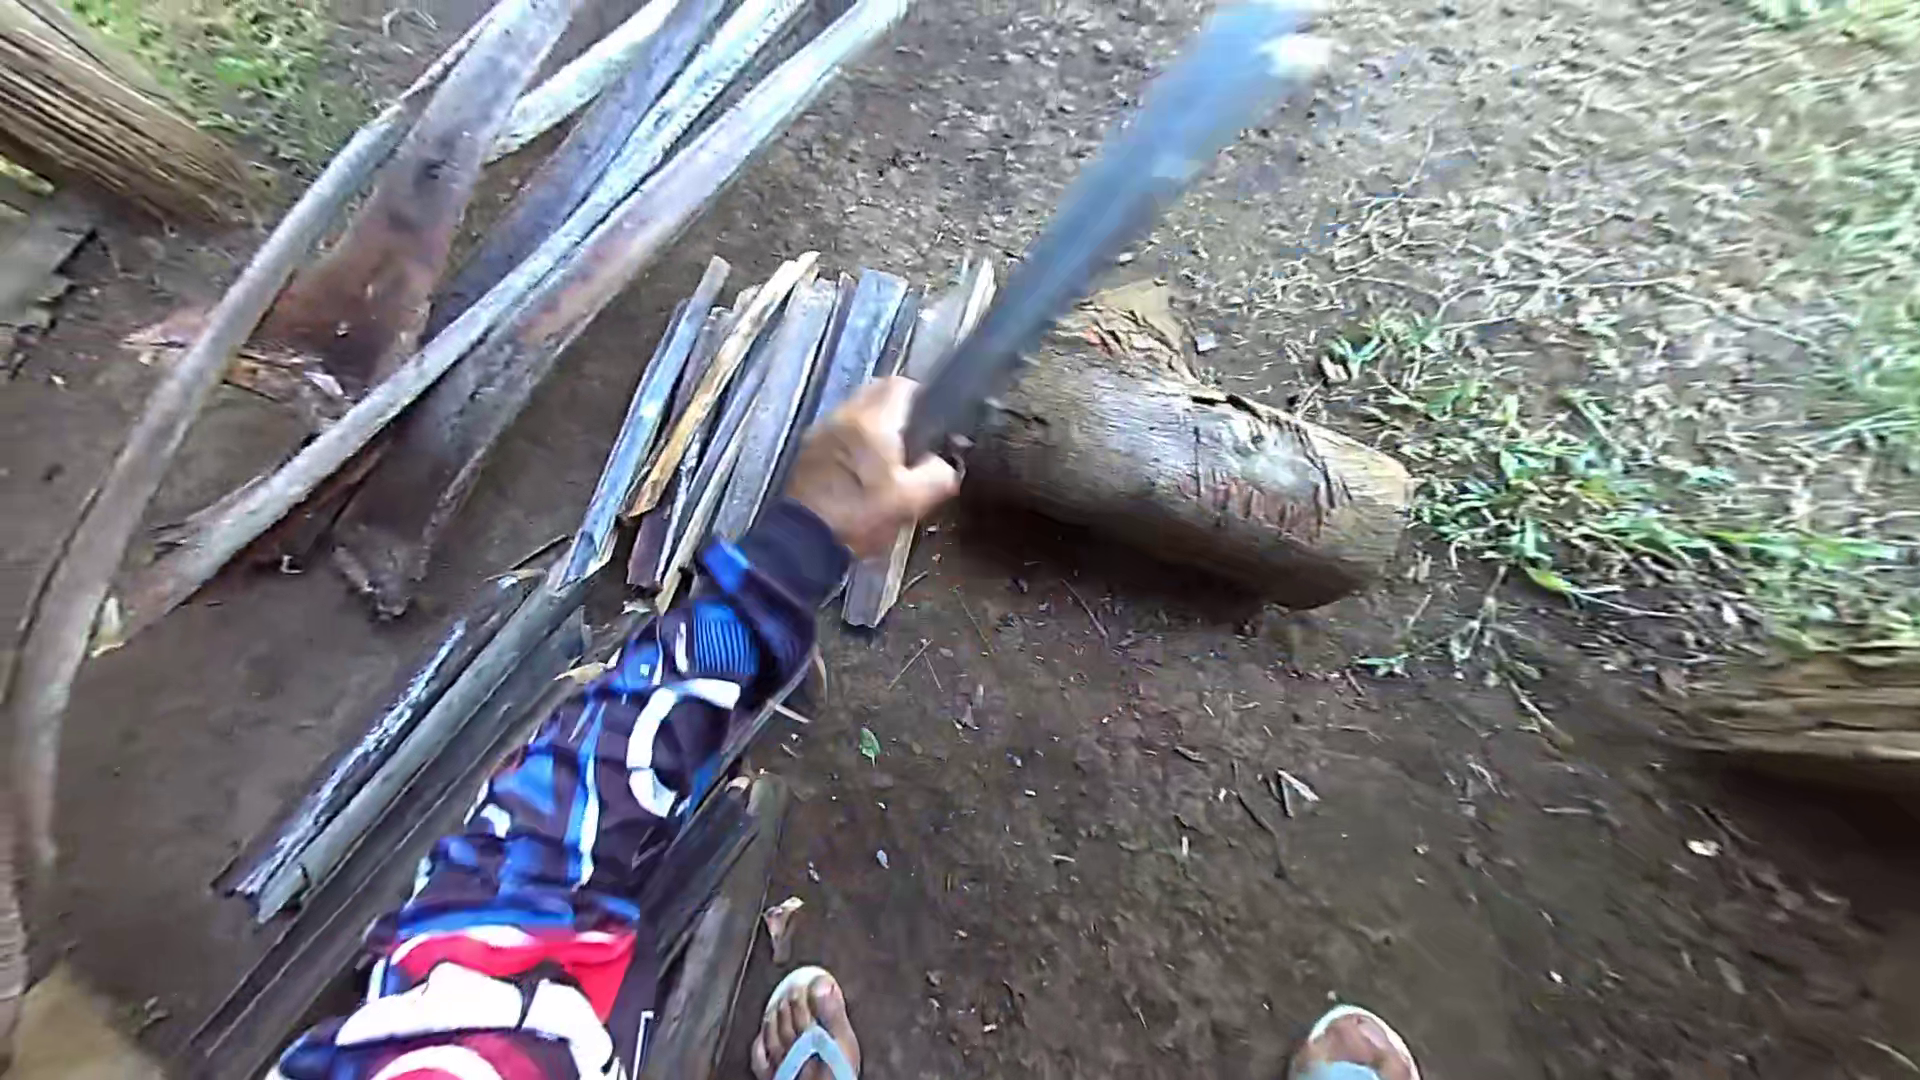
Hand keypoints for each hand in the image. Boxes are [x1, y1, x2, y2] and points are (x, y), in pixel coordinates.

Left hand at [785, 377, 959, 557]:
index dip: (923, 396)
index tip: (932, 421)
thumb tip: (948, 465)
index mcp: (873, 421)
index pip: (902, 385)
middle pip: (878, 391)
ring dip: (876, 422)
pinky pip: (841, 428)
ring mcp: (823, 430)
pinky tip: (864, 467)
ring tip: (890, 454)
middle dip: (900, 408)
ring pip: (857, 408)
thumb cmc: (860, 516)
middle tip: (914, 437)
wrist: (806, 539)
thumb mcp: (912, 501)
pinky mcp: (810, 448)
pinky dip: (856, 437)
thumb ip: (940, 475)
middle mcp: (845, 415)